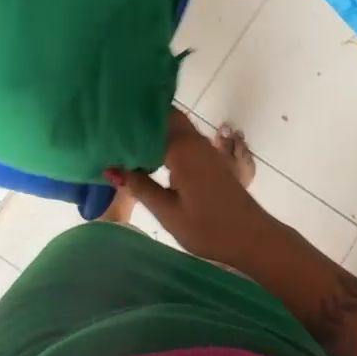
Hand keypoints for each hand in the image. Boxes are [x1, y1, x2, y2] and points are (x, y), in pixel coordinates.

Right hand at [105, 110, 296, 268]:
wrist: (251, 237)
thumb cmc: (209, 228)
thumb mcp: (168, 212)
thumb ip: (140, 186)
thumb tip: (110, 168)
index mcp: (183, 150)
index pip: (152, 121)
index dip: (130, 119)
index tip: (105, 120)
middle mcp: (195, 142)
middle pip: (165, 118)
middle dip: (141, 120)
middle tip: (111, 126)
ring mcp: (205, 149)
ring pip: (175, 128)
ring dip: (153, 131)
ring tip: (122, 138)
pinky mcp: (210, 159)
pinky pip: (183, 140)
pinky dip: (165, 142)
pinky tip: (148, 155)